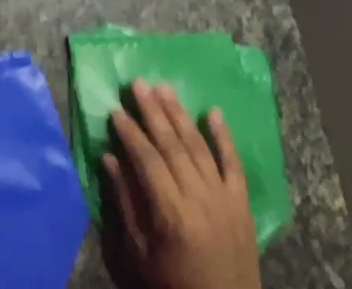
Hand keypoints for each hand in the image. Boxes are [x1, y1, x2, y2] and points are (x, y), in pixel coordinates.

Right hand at [103, 79, 261, 288]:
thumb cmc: (173, 283)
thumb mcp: (138, 252)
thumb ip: (125, 203)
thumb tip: (109, 158)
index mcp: (171, 213)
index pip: (147, 159)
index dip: (129, 132)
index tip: (114, 109)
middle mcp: (200, 199)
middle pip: (173, 146)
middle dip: (153, 112)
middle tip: (138, 83)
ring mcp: (224, 199)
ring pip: (200, 147)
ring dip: (180, 115)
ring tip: (164, 87)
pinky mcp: (242, 204)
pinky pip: (234, 164)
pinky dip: (224, 137)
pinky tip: (213, 112)